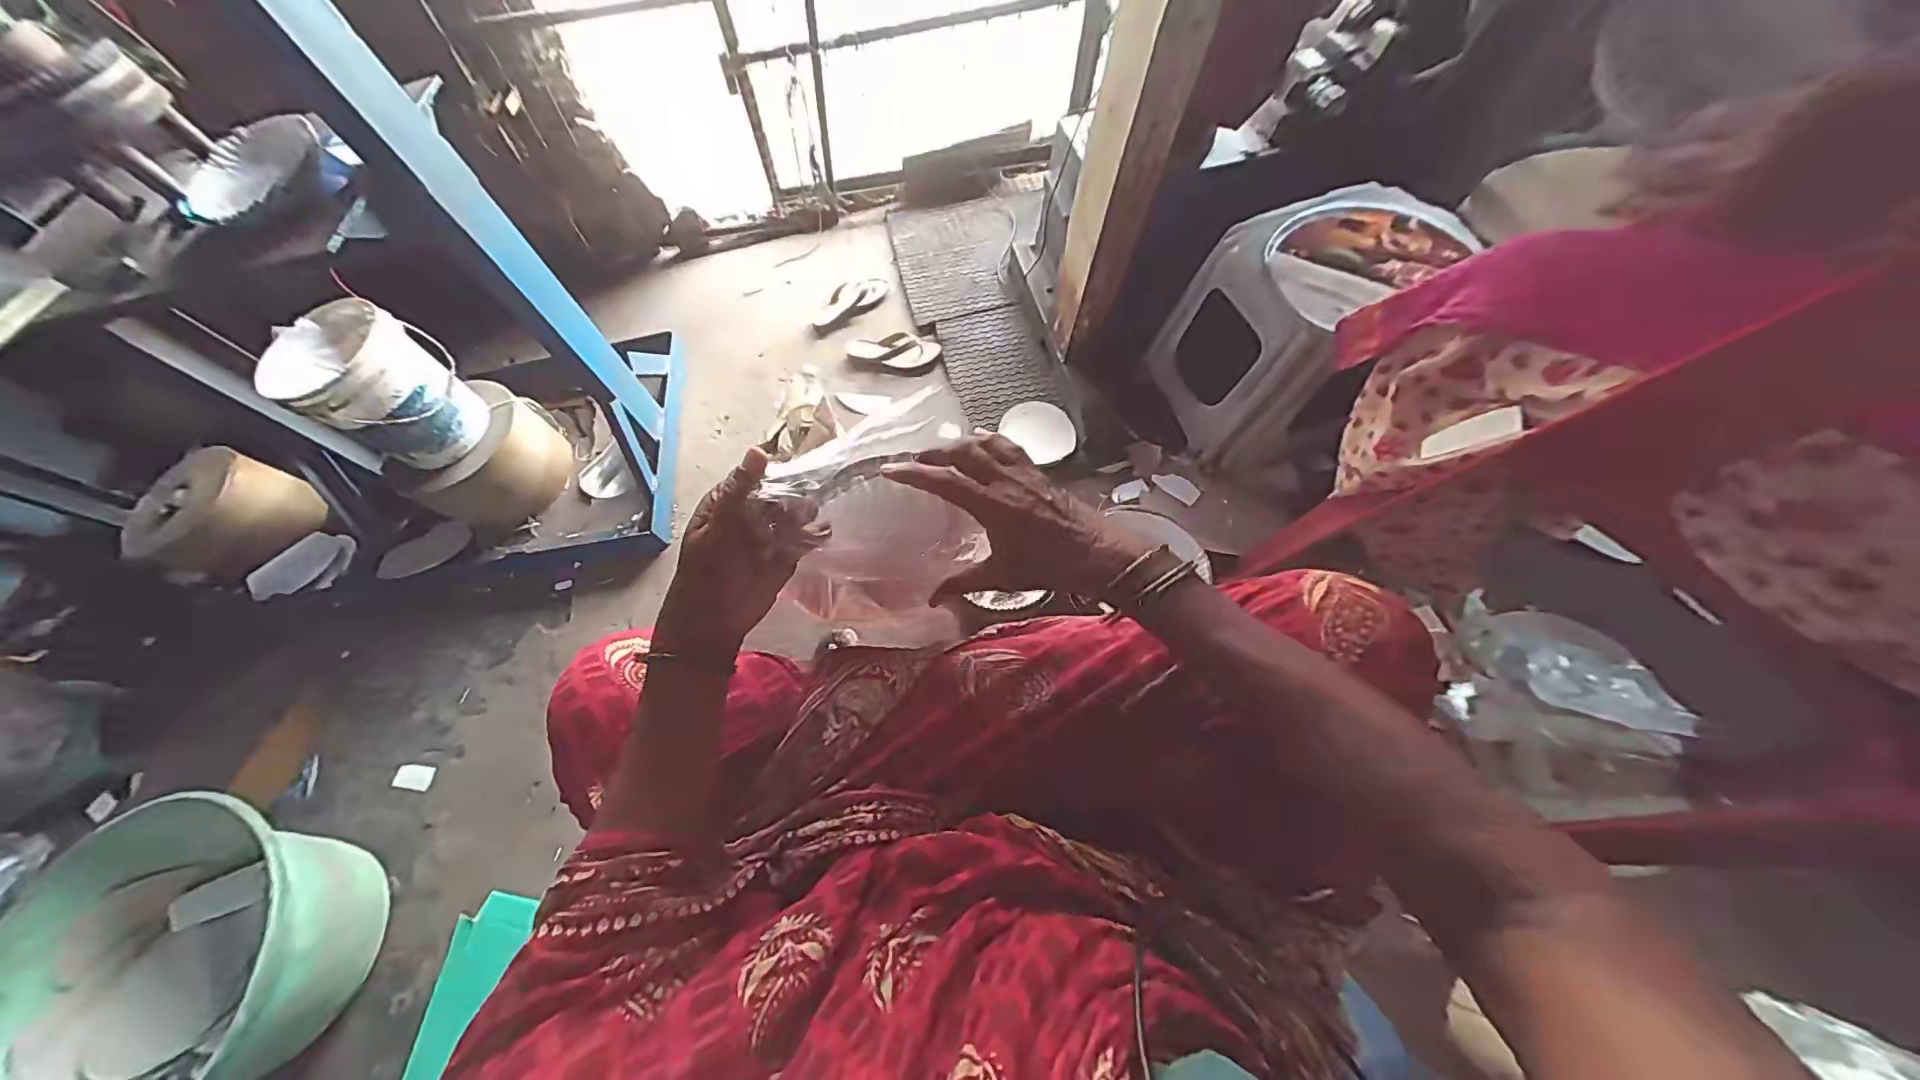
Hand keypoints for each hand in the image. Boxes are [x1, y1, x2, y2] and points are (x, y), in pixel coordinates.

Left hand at [656, 447, 823, 659]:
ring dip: (806, 516)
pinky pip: (804, 540)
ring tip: (811, 521)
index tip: (804, 463)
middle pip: (782, 495)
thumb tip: (758, 451)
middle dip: (797, 495)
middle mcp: (751, 516)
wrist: (712, 623)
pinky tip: (819, 536)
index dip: (780, 470)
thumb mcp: (720, 527)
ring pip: (795, 517)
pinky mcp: (785, 557)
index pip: (758, 477)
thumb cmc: (707, 573)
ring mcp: (769, 537)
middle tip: (806, 501)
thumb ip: (740, 490)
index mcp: (729, 502)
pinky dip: (814, 537)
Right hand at [882, 433, 1152, 601]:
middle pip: (964, 452)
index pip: (946, 480)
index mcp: (993, 505)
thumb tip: (932, 599)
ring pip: (987, 444)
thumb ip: (964, 583)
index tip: (891, 470)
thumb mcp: (1003, 577)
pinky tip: (984, 441)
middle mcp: (1006, 481)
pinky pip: (1010, 447)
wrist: (1098, 553)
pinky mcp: (1039, 472)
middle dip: (934, 452)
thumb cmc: (1050, 566)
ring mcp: (1025, 473)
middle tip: (915, 460)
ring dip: (961, 443)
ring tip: (944, 450)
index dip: (915, 473)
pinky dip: (991, 440)